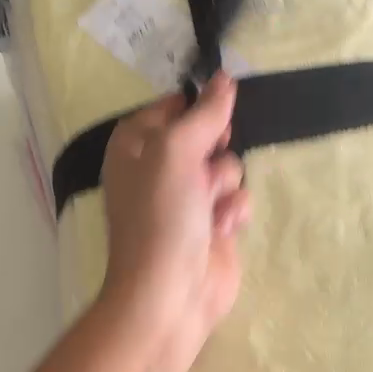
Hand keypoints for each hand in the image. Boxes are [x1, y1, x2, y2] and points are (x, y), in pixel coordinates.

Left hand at [98, 72, 250, 347]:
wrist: (170, 293)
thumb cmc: (161, 218)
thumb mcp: (175, 152)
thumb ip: (203, 114)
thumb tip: (225, 78)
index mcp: (135, 145)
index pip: (173, 106)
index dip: (196, 108)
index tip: (216, 113)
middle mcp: (159, 169)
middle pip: (207, 135)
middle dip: (216, 150)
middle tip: (206, 169)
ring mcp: (188, 200)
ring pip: (228, 168)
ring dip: (226, 185)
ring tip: (211, 210)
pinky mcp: (213, 227)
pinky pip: (237, 200)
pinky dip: (234, 212)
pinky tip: (223, 230)